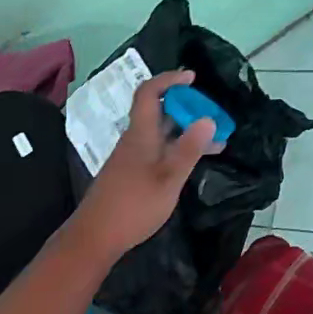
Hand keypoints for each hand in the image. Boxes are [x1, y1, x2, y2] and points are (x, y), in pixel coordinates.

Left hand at [67, 69, 222, 259]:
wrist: (96, 235)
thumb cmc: (134, 205)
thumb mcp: (169, 178)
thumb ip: (189, 149)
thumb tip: (208, 118)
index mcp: (140, 134)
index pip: (149, 93)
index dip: (169, 80)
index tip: (192, 78)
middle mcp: (134, 141)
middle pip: (158, 113)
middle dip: (186, 109)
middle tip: (213, 116)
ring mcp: (131, 158)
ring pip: (161, 134)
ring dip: (186, 133)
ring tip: (216, 142)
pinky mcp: (131, 175)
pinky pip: (158, 151)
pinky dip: (177, 150)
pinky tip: (192, 164)